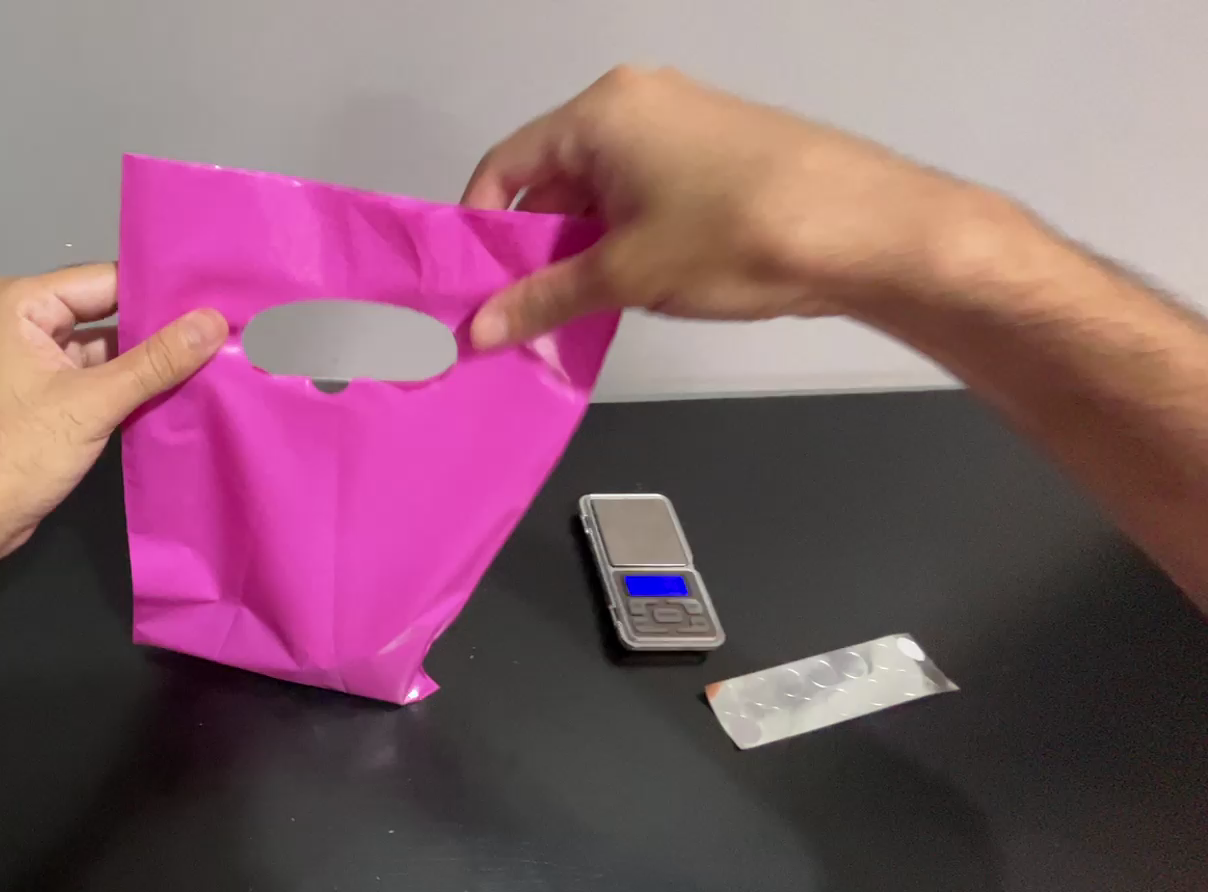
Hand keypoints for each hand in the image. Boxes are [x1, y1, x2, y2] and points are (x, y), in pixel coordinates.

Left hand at [0, 263, 224, 555]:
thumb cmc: (18, 455)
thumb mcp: (93, 404)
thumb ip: (156, 362)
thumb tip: (215, 322)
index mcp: (22, 303)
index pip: (107, 280)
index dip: (162, 292)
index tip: (218, 300)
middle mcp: (28, 320)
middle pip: (110, 311)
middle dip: (161, 327)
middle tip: (226, 329)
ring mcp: (39, 359)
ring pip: (109, 347)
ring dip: (152, 359)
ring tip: (216, 356)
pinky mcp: (50, 393)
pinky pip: (101, 376)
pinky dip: (134, 384)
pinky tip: (181, 386)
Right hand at [463, 66, 979, 347]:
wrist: (872, 232)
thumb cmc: (733, 235)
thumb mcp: (621, 274)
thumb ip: (538, 301)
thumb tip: (475, 334)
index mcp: (601, 114)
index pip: (504, 165)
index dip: (477, 225)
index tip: (469, 283)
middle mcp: (631, 108)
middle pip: (543, 182)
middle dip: (521, 249)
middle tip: (507, 309)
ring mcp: (670, 131)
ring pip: (585, 197)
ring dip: (562, 255)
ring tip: (552, 311)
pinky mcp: (700, 159)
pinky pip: (624, 201)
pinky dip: (603, 246)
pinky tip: (602, 291)